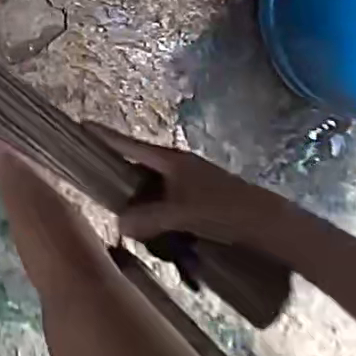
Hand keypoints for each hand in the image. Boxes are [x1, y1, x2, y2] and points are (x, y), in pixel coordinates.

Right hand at [87, 124, 296, 248]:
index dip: (104, 135)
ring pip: (155, 185)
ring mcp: (191, 180)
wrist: (274, 226)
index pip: (127, 144)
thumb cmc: (225, 210)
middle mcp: (177, 164)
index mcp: (169, 159)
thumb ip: (149, 218)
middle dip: (121, 174)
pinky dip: (160, 210)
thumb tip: (120, 224)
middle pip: (139, 164)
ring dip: (144, 200)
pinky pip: (169, 198)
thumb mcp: (182, 214)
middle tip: (102, 183)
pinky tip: (161, 231)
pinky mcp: (202, 197)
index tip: (81, 125)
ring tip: (134, 218)